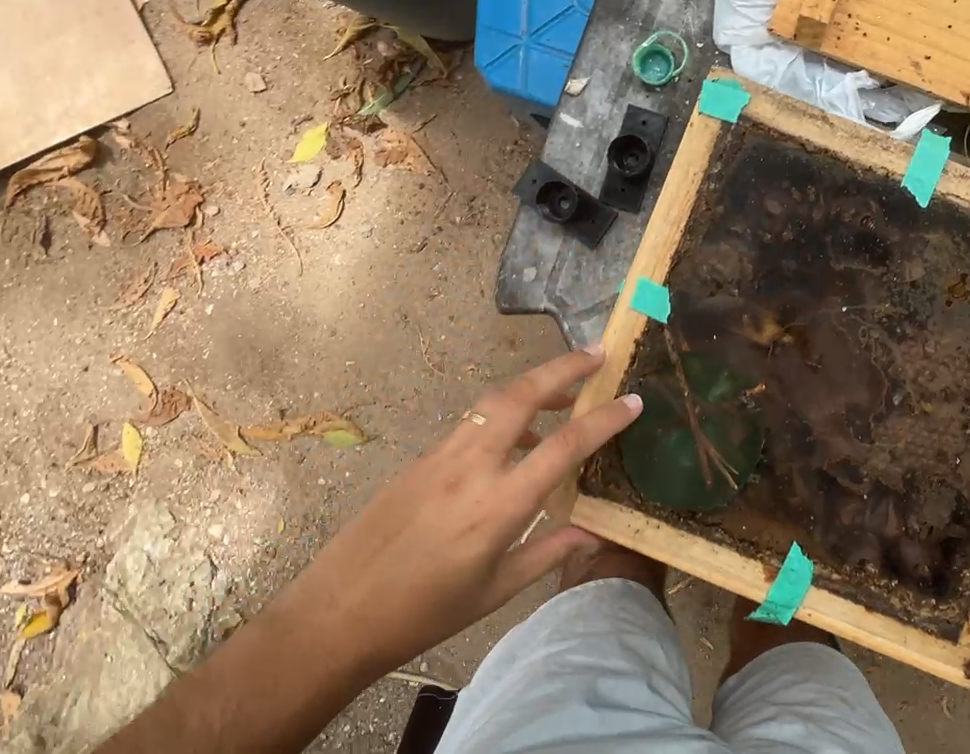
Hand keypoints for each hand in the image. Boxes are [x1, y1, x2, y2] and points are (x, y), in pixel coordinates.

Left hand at [263, 347, 642, 674]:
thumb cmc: (424, 613)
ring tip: (568, 390)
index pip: (564, 447)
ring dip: (535, 384)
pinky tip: (519, 435)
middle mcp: (472, 468)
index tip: (633, 401)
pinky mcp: (421, 458)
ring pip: (495, 400)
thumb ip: (548, 553)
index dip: (604, 420)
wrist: (336, 615)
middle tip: (598, 353)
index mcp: (499, 506)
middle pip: (523, 395)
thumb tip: (594, 533)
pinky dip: (505, 412)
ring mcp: (442, 457)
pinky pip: (473, 421)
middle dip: (563, 367)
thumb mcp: (494, 592)